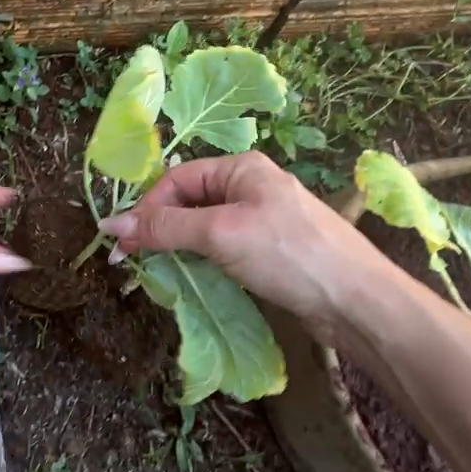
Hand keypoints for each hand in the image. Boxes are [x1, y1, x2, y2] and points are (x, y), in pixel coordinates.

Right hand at [99, 152, 388, 341]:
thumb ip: (165, 228)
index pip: (178, 179)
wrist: (360, 304)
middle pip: (191, 200)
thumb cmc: (288, 254)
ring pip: (206, 226)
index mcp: (241, 167)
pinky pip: (225, 247)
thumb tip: (111, 225)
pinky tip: (193, 278)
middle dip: (161, 227)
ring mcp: (264, 219)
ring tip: (157, 271)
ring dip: (180, 246)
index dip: (147, 208)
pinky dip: (204, 260)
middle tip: (133, 259)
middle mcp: (251, 186)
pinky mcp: (273, 250)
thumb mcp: (219, 234)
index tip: (123, 242)